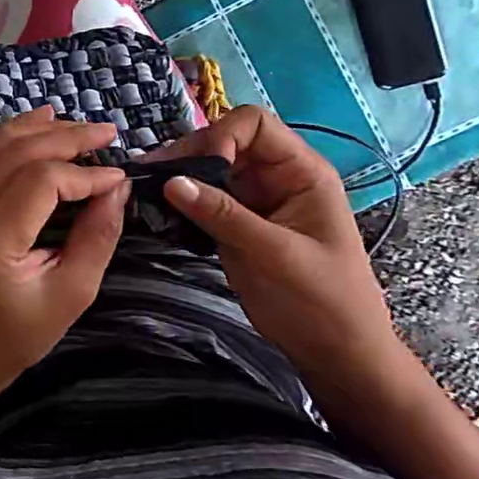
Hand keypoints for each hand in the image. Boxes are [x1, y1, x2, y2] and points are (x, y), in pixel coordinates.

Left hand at [0, 108, 128, 383]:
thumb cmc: (25, 328)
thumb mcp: (74, 292)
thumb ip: (96, 236)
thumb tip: (118, 187)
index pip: (39, 182)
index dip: (83, 173)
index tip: (119, 176)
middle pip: (17, 153)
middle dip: (66, 137)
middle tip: (109, 132)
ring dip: (41, 129)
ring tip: (81, 124)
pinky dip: (18, 136)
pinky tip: (43, 125)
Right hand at [152, 106, 406, 389]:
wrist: (335, 353)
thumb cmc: (325, 302)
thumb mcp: (277, 256)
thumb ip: (224, 216)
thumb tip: (170, 181)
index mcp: (302, 173)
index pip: (254, 125)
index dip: (222, 137)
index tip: (198, 169)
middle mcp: (274, 176)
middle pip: (221, 141)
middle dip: (187, 155)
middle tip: (150, 177)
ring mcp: (251, 197)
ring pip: (204, 166)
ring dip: (174, 174)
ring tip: (144, 189)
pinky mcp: (231, 219)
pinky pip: (198, 194)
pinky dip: (175, 197)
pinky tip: (155, 206)